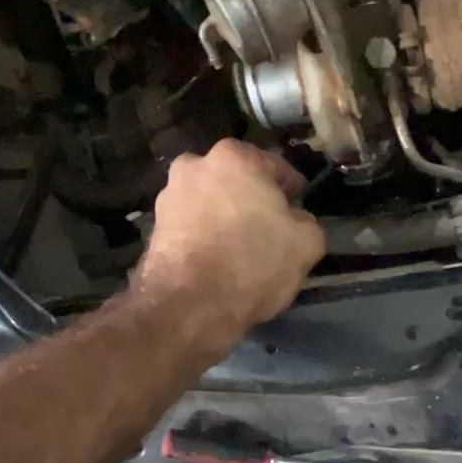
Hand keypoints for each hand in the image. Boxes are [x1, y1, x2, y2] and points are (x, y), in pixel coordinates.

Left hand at [134, 139, 324, 340]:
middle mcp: (196, 166)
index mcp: (235, 158)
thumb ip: (306, 221)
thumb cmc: (255, 262)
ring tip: (243, 247)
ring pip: (211, 202)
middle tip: (271, 226)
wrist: (191, 304)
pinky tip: (221, 260)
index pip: (276, 167)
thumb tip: (294, 220)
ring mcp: (169, 196)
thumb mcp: (307, 242)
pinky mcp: (154, 228)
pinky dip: (207, 237)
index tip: (299, 204)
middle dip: (253, 199)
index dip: (292, 188)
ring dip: (226, 217)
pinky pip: (194, 226)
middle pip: (237, 181)